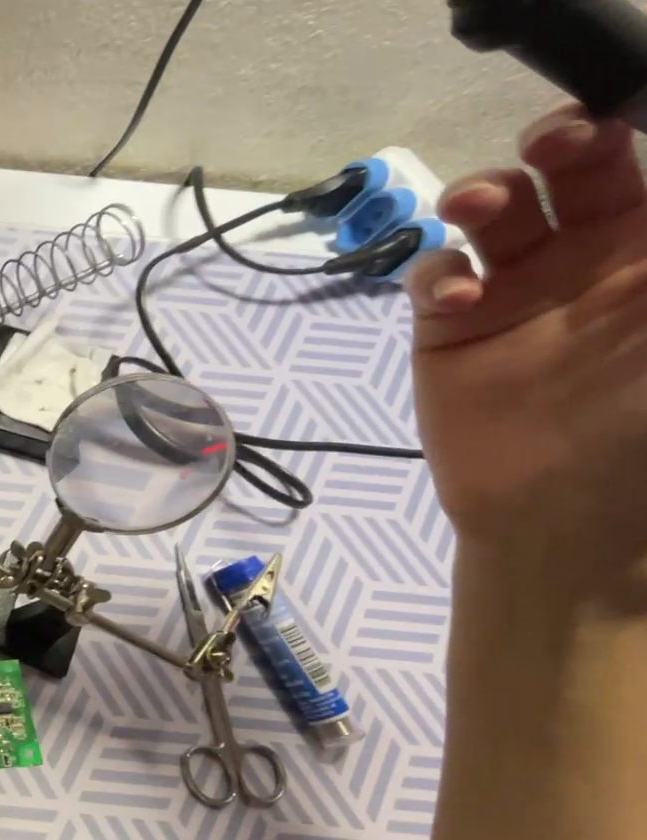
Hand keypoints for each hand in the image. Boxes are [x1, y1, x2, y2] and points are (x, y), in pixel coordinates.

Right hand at [407, 104, 646, 575]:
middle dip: (557, 146)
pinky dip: (437, 275)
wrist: (558, 507)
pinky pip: (434, 277)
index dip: (625, 128)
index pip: (639, 164)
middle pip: (567, 174)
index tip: (618, 112)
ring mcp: (512, 288)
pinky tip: (456, 297)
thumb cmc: (643, 419)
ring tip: (473, 210)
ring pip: (491, 215)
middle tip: (551, 149)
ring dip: (481, 197)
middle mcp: (587, 255)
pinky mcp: (448, 325)